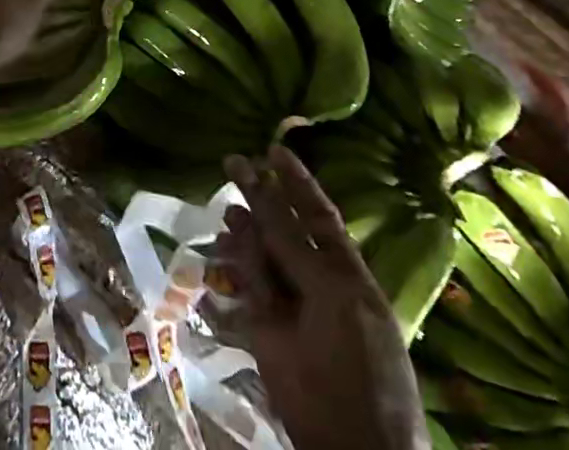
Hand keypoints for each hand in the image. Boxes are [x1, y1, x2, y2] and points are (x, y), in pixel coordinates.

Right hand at [218, 144, 427, 449]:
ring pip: (257, 261)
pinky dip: (226, 283)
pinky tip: (210, 272)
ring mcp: (287, 308)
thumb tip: (257, 211)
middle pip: (280, 231)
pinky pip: (242, 299)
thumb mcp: (334, 299)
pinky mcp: (264, 336)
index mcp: (342, 269)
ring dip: (239, 239)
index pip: (315, 213)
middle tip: (231, 164)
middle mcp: (314, 281)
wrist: (356, 444)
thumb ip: (295, 255)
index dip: (294, 180)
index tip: (272, 149)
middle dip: (257, 199)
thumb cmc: (358, 366)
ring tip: (223, 219)